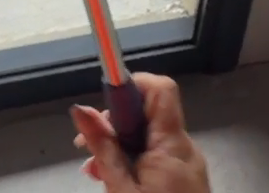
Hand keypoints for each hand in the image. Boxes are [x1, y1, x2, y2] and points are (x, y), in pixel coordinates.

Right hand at [71, 74, 209, 191]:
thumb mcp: (122, 190)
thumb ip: (103, 147)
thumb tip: (80, 108)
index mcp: (174, 145)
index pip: (160, 89)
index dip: (131, 86)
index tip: (104, 102)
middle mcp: (186, 149)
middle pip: (149, 113)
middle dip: (115, 123)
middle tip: (86, 147)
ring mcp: (188, 166)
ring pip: (150, 137)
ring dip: (121, 145)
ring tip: (96, 171)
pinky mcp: (186, 182)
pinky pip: (158, 156)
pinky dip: (135, 161)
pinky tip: (116, 181)